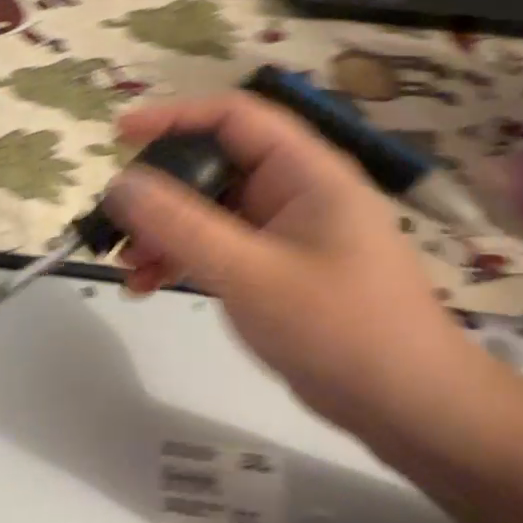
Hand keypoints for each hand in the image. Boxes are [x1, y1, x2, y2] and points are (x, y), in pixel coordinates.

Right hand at [103, 93, 493, 431]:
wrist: (407, 405)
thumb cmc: (339, 328)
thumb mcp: (250, 273)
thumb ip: (181, 226)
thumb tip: (119, 183)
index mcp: (307, 173)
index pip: (235, 117)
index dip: (174, 116)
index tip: (119, 136)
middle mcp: (296, 194)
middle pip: (214, 166)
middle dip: (159, 191)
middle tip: (116, 222)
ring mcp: (286, 234)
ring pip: (209, 212)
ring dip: (163, 232)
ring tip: (126, 265)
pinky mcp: (276, 271)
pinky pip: (217, 249)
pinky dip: (181, 260)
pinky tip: (147, 286)